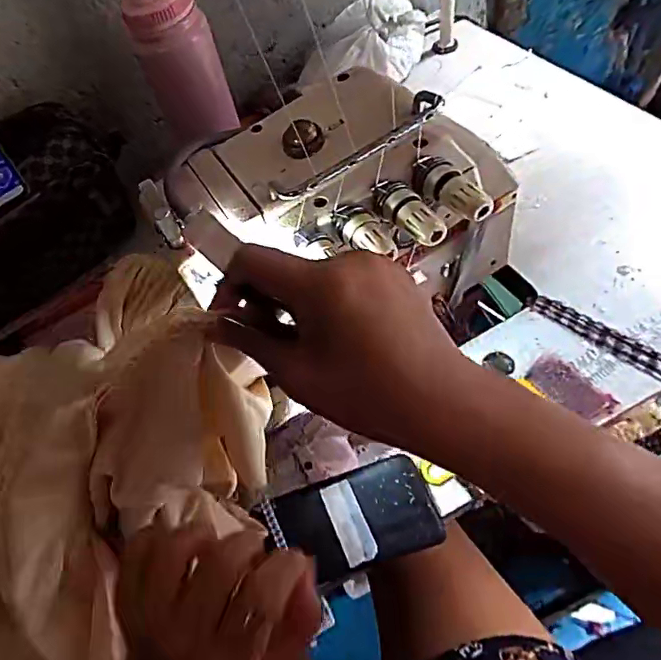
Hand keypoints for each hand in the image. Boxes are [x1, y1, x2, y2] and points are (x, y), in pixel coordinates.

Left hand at [111, 523, 319, 659]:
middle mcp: (186, 640)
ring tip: (213, 544)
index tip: (291, 558)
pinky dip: (160, 534)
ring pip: (176, 548)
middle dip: (248, 544)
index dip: (284, 565)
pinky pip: (138, 549)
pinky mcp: (124, 600)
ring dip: (202, 534)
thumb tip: (303, 565)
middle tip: (253, 552)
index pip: (261, 598)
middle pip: (221, 564)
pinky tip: (179, 545)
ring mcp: (149, 619)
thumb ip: (302, 617)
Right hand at [210, 246, 481, 453]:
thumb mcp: (299, 374)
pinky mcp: (394, 275)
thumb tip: (217, 324)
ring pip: (315, 276)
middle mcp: (348, 260)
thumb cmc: (368, 395)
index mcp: (321, 281)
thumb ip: (252, 342)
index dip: (229, 284)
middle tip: (272, 344)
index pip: (252, 258)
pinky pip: (345, 280)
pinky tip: (345, 339)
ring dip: (300, 304)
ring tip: (314, 347)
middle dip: (267, 301)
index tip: (230, 317)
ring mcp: (376, 264)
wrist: (443, 401)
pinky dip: (331, 302)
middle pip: (286, 268)